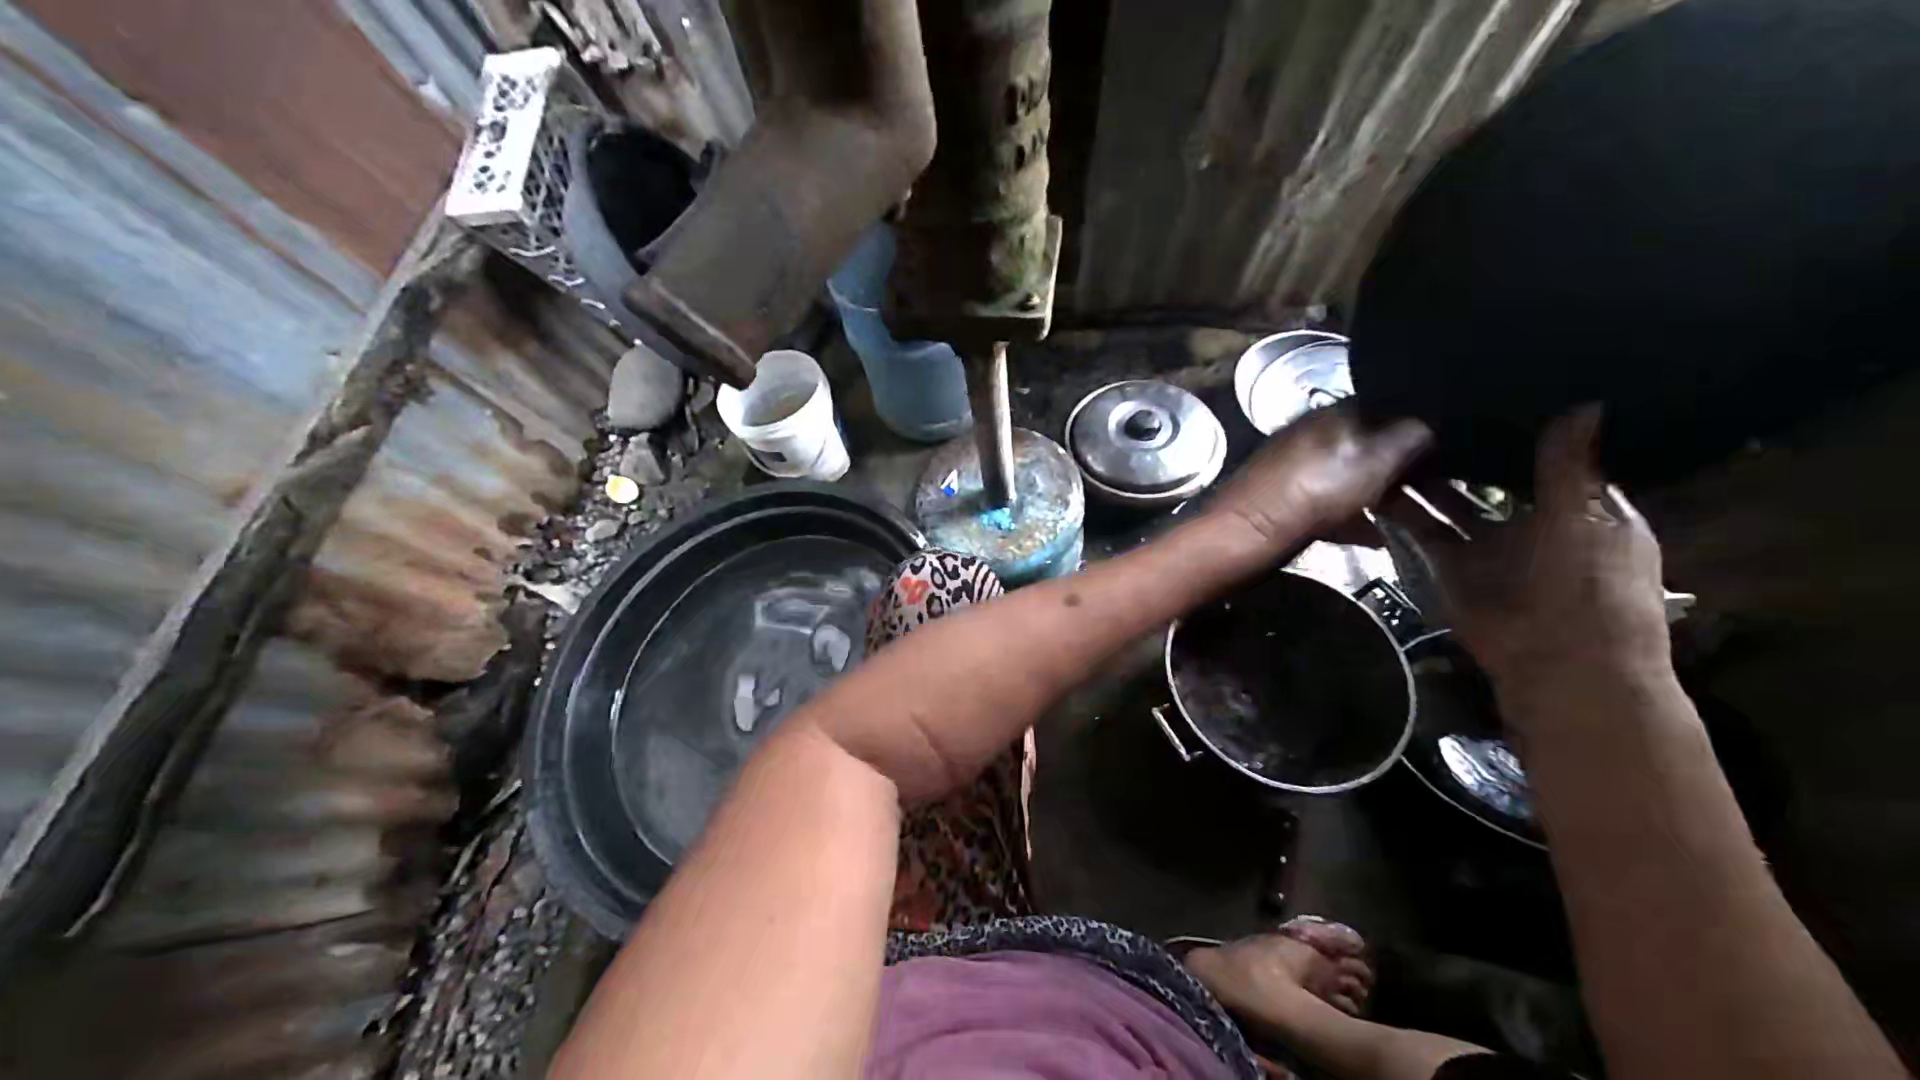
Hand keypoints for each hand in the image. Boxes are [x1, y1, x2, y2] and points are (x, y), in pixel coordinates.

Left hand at [1208, 405, 1431, 556]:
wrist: (1251, 532)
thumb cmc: (1317, 490)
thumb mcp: (1378, 455)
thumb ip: (1411, 434)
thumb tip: (1436, 421)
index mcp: (1334, 413)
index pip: (1393, 407)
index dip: (1429, 428)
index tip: (1459, 452)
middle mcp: (1314, 436)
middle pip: (1375, 447)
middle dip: (1412, 470)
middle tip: (1449, 493)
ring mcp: (1297, 471)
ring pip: (1356, 480)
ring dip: (1390, 499)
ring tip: (1424, 521)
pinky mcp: (1286, 504)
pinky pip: (1334, 509)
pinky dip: (1358, 522)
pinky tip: (1378, 540)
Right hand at [1382, 407, 1671, 705]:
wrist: (1557, 661)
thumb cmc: (1590, 583)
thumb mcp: (1585, 516)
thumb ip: (1569, 464)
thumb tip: (1585, 402)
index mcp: (1577, 510)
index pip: (1545, 461)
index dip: (1518, 432)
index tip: (1483, 395)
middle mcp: (1528, 526)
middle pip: (1489, 483)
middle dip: (1461, 455)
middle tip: (1423, 411)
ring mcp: (1486, 549)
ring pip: (1450, 506)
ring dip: (1424, 481)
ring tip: (1390, 441)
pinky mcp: (1448, 568)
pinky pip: (1422, 533)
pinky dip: (1401, 513)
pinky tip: (1376, 482)